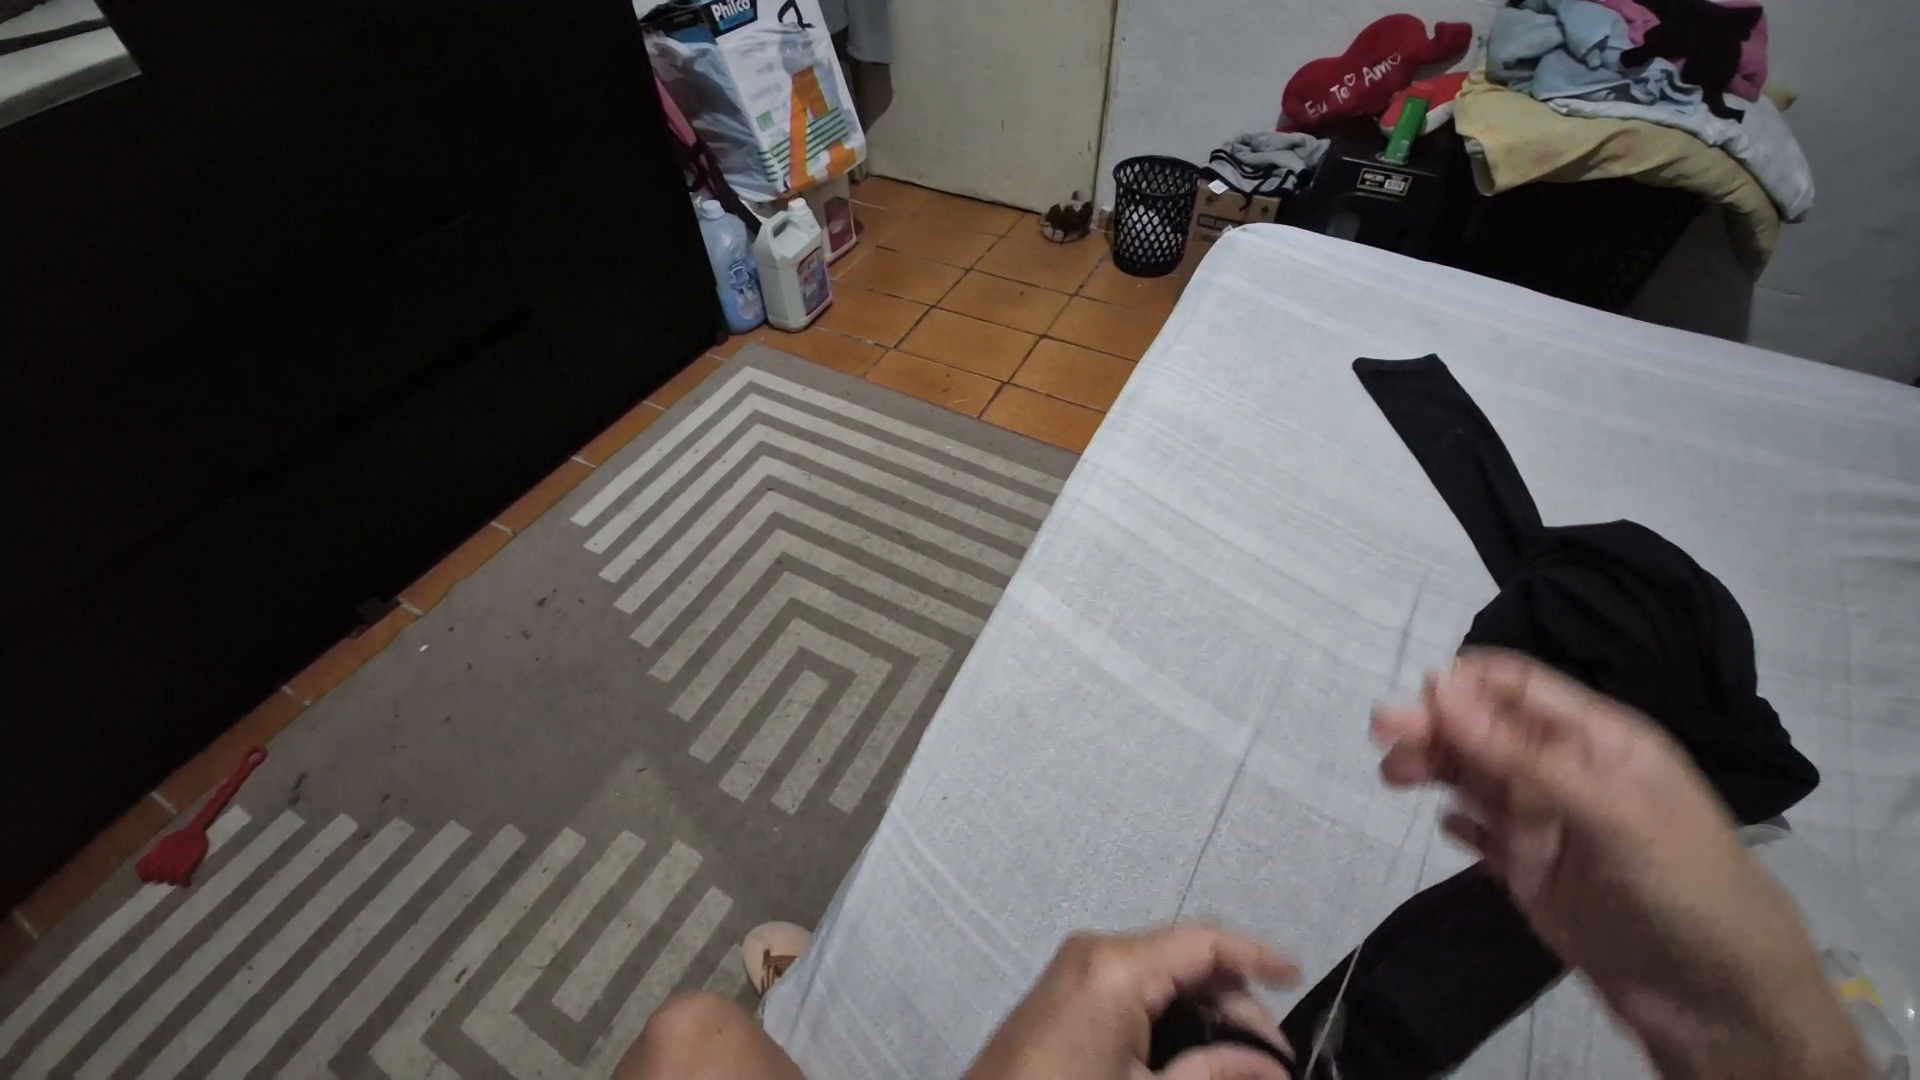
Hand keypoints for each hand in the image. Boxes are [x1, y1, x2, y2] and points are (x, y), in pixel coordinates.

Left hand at [963, 923, 1299, 1079]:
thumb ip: (1215, 1072)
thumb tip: (1272, 1063)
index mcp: (1118, 965)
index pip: (1202, 941)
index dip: (1255, 954)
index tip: (1299, 974)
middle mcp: (1097, 949)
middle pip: (1183, 955)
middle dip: (1232, 999)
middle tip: (1273, 1059)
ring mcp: (1077, 965)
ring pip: (1160, 970)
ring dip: (1203, 1007)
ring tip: (1240, 1060)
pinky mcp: (1067, 988)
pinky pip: (1133, 984)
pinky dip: (1169, 1009)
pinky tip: (1193, 1049)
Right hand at [1372, 650, 1867, 1079]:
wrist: (1719, 1009)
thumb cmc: (1683, 888)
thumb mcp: (1610, 813)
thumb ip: (1521, 754)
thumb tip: (1440, 689)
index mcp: (1595, 739)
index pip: (1517, 687)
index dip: (1467, 684)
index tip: (1422, 696)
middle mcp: (1561, 768)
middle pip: (1480, 727)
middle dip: (1431, 724)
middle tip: (1382, 732)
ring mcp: (1541, 817)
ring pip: (1468, 773)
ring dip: (1429, 765)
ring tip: (1393, 776)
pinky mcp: (1523, 862)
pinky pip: (1477, 828)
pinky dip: (1456, 821)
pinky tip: (1451, 831)